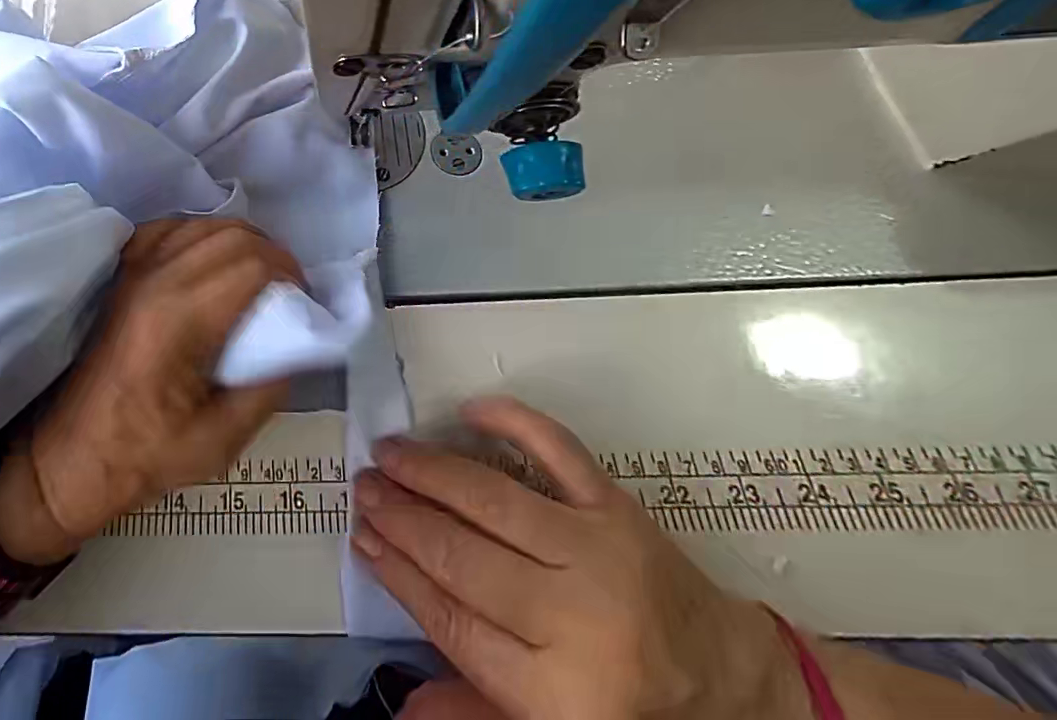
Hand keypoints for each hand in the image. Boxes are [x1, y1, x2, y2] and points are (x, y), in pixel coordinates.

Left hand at [0, 219, 299, 563]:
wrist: (70, 454)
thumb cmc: (141, 455)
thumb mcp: (221, 440)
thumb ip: (269, 386)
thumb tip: (299, 342)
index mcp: (179, 320)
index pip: (252, 263)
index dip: (290, 273)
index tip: (304, 301)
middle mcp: (153, 282)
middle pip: (230, 235)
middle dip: (272, 254)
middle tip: (288, 291)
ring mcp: (130, 273)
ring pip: (197, 225)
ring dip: (237, 241)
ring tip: (256, 277)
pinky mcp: (117, 276)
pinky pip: (163, 231)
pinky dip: (195, 235)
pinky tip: (206, 261)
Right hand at [353, 398, 806, 719]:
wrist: (737, 686)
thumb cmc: (626, 705)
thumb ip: (474, 708)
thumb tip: (398, 705)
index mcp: (560, 691)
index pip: (450, 619)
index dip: (397, 572)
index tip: (362, 539)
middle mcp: (578, 619)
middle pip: (461, 556)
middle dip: (399, 517)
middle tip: (363, 488)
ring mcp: (602, 553)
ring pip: (493, 500)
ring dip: (429, 470)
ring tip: (386, 454)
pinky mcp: (620, 510)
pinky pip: (561, 452)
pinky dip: (514, 421)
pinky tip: (469, 410)